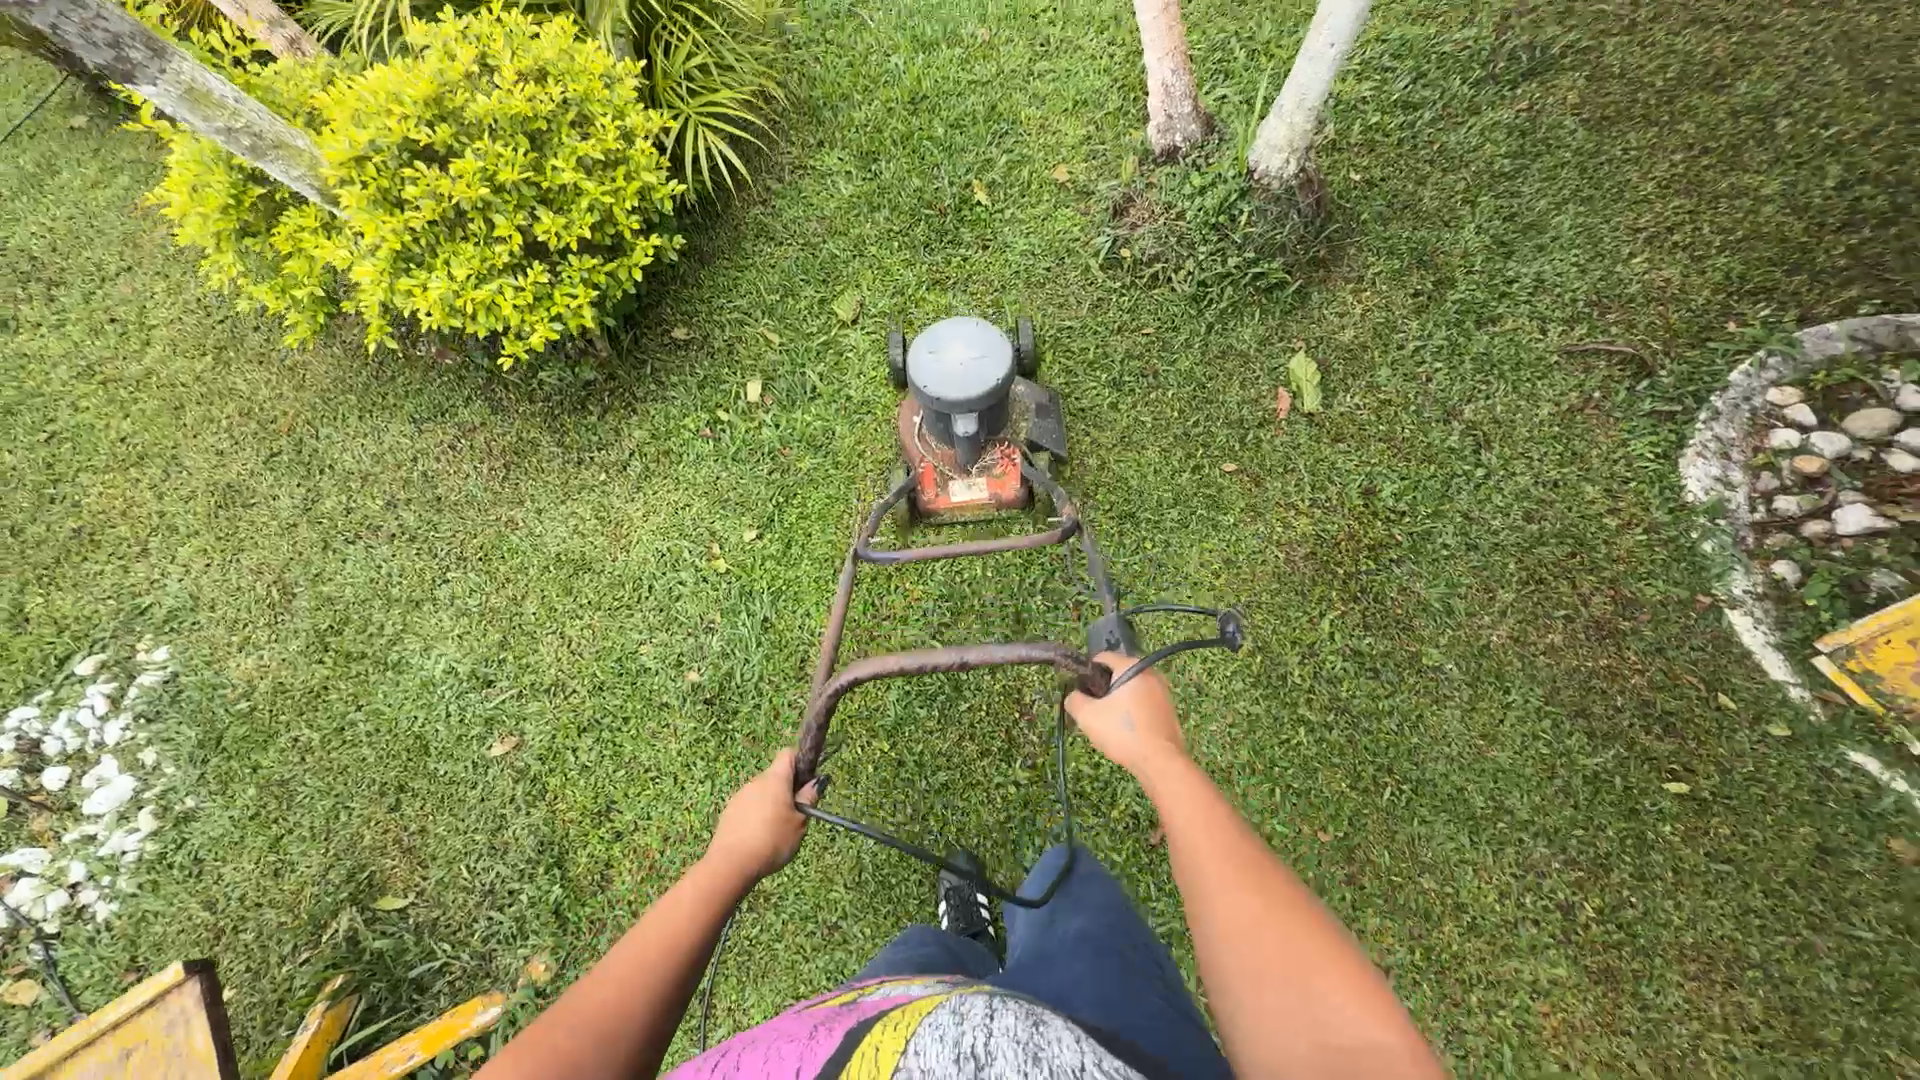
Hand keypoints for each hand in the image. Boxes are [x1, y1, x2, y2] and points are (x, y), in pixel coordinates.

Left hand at [704, 749, 819, 882]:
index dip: (800, 762)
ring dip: (771, 803)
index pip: (788, 754)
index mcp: (775, 779)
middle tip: (795, 813)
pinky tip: (759, 837)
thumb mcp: (799, 822)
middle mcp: (756, 781)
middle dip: (787, 789)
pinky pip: (749, 806)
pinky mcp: (729, 811)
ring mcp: (740, 796)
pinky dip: (756, 815)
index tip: (807, 782)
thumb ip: (808, 799)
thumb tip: (816, 781)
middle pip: (775, 776)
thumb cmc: (772, 840)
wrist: (731, 864)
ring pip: (762, 792)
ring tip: (776, 830)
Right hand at [1065, 651, 1187, 776]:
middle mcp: (1151, 673)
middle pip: (1118, 675)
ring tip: (1109, 724)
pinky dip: (1132, 713)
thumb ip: (1074, 699)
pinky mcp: (1169, 710)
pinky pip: (1143, 704)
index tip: (1081, 690)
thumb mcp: (1087, 715)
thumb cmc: (1122, 732)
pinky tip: (1126, 733)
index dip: (1087, 671)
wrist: (1160, 762)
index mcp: (1132, 667)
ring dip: (1118, 703)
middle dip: (1103, 689)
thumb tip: (1074, 695)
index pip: (1103, 657)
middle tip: (1093, 710)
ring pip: (1131, 691)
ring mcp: (1164, 692)